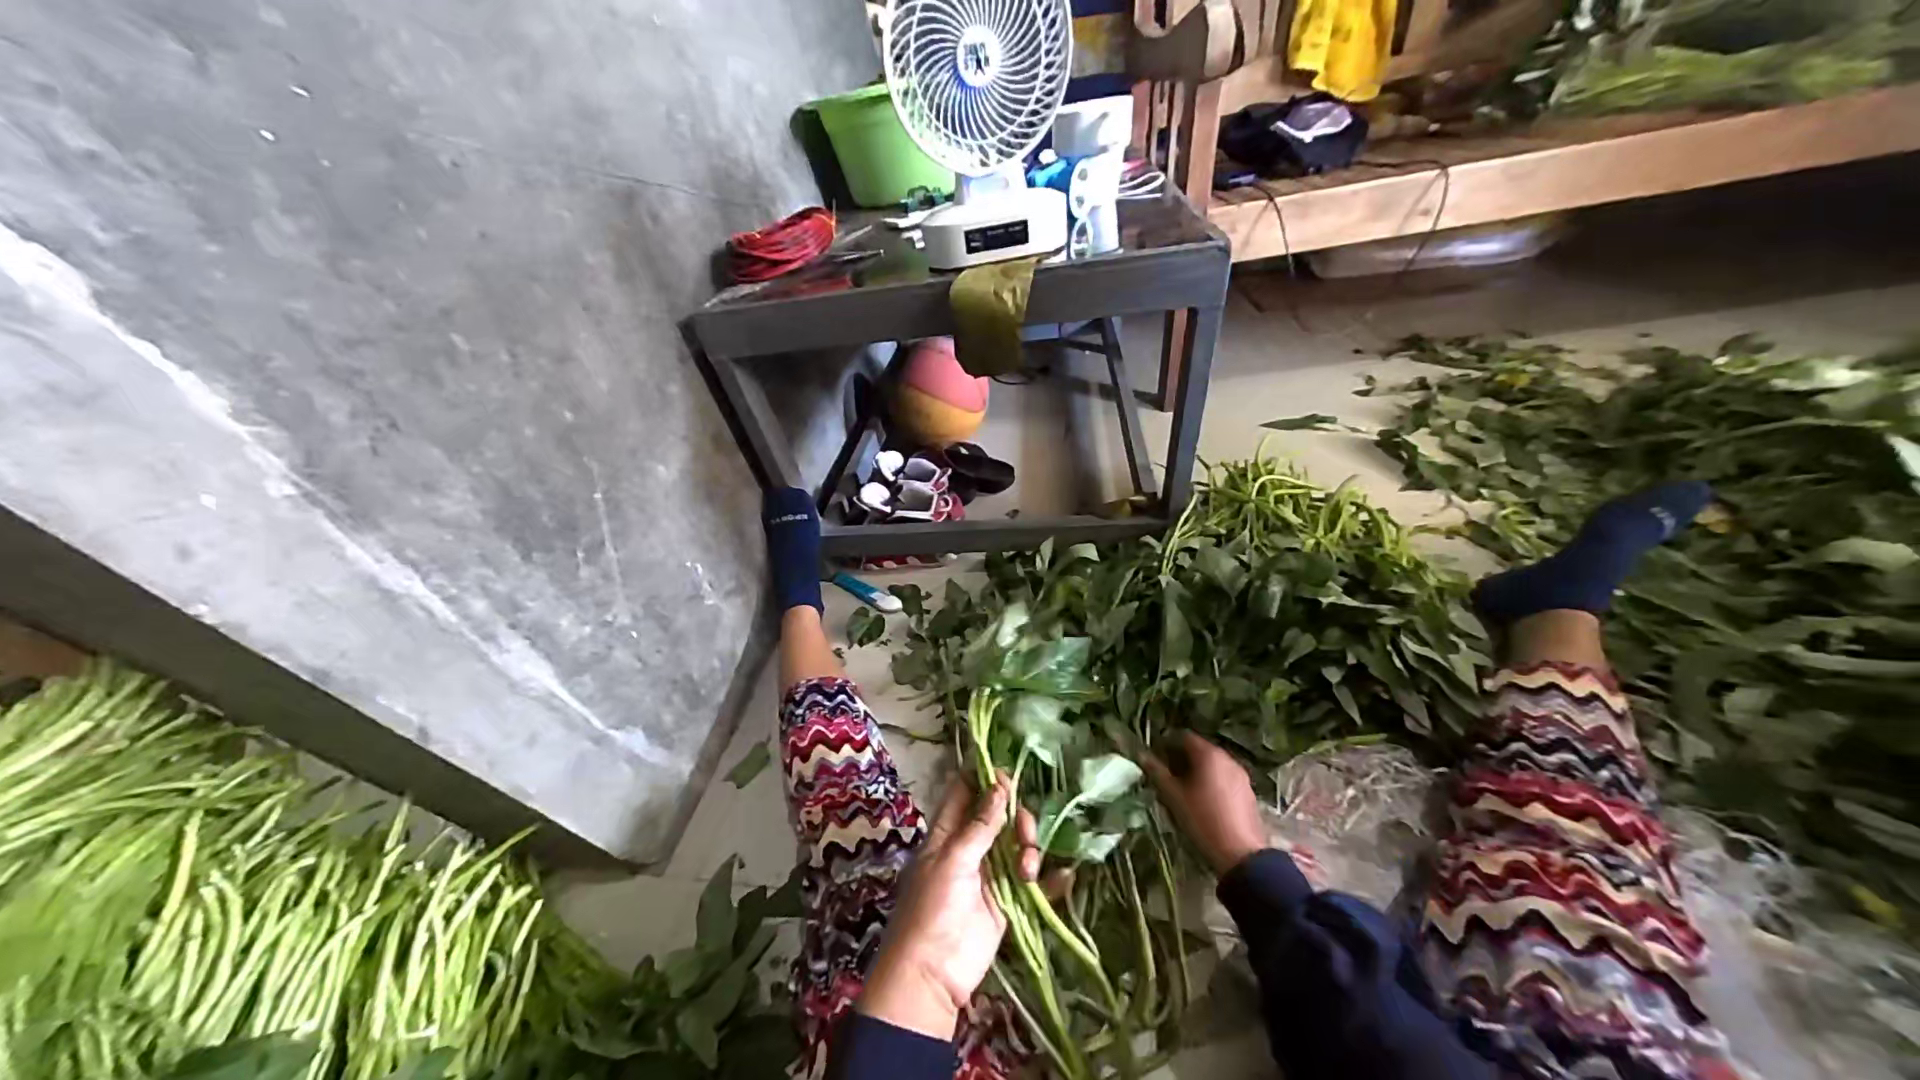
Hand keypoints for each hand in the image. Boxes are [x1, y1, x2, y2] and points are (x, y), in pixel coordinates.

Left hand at [857, 776, 1039, 1039]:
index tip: (1011, 774)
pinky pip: (1032, 881)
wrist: (932, 974)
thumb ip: (980, 825)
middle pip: (999, 816)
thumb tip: (1000, 785)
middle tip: (1024, 832)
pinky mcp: (1007, 901)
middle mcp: (969, 847)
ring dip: (1029, 848)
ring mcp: (990, 874)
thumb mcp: (954, 860)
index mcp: (947, 832)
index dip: (986, 778)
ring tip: (1029, 869)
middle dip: (1016, 817)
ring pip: (1017, 844)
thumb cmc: (933, 908)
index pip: (966, 792)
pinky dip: (1049, 877)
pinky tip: (1063, 876)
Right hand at [1144, 731, 1267, 875]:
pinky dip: (1210, 781)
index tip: (1154, 757)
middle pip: (1199, 749)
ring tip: (1181, 789)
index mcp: (1209, 754)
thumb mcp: (1172, 796)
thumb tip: (1141, 754)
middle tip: (1164, 774)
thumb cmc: (1202, 820)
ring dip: (1195, 770)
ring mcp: (1240, 775)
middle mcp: (1227, 758)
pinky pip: (1223, 777)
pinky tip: (1202, 800)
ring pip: (1212, 764)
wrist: (1241, 854)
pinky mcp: (1247, 792)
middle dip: (1179, 758)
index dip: (1165, 743)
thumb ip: (1156, 771)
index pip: (1183, 736)